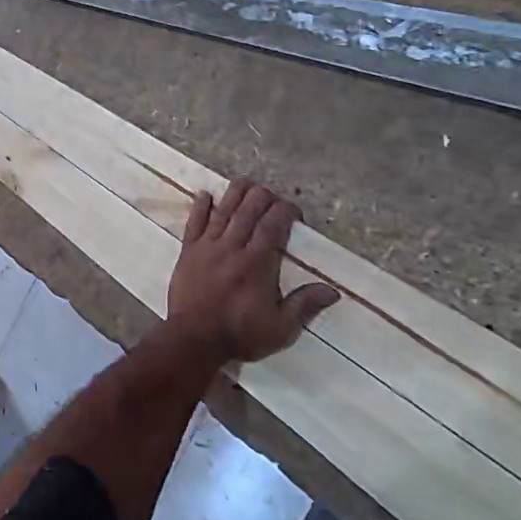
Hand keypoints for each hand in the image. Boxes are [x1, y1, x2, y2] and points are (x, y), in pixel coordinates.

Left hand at [162, 179, 338, 364]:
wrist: (193, 338)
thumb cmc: (239, 334)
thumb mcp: (281, 328)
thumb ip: (305, 305)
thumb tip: (332, 290)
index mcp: (258, 264)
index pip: (273, 227)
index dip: (284, 212)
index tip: (293, 209)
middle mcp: (232, 249)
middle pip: (248, 212)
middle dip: (262, 198)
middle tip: (271, 193)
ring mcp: (207, 248)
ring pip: (222, 212)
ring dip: (234, 194)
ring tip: (245, 182)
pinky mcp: (188, 252)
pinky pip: (194, 224)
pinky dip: (200, 208)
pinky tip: (205, 195)